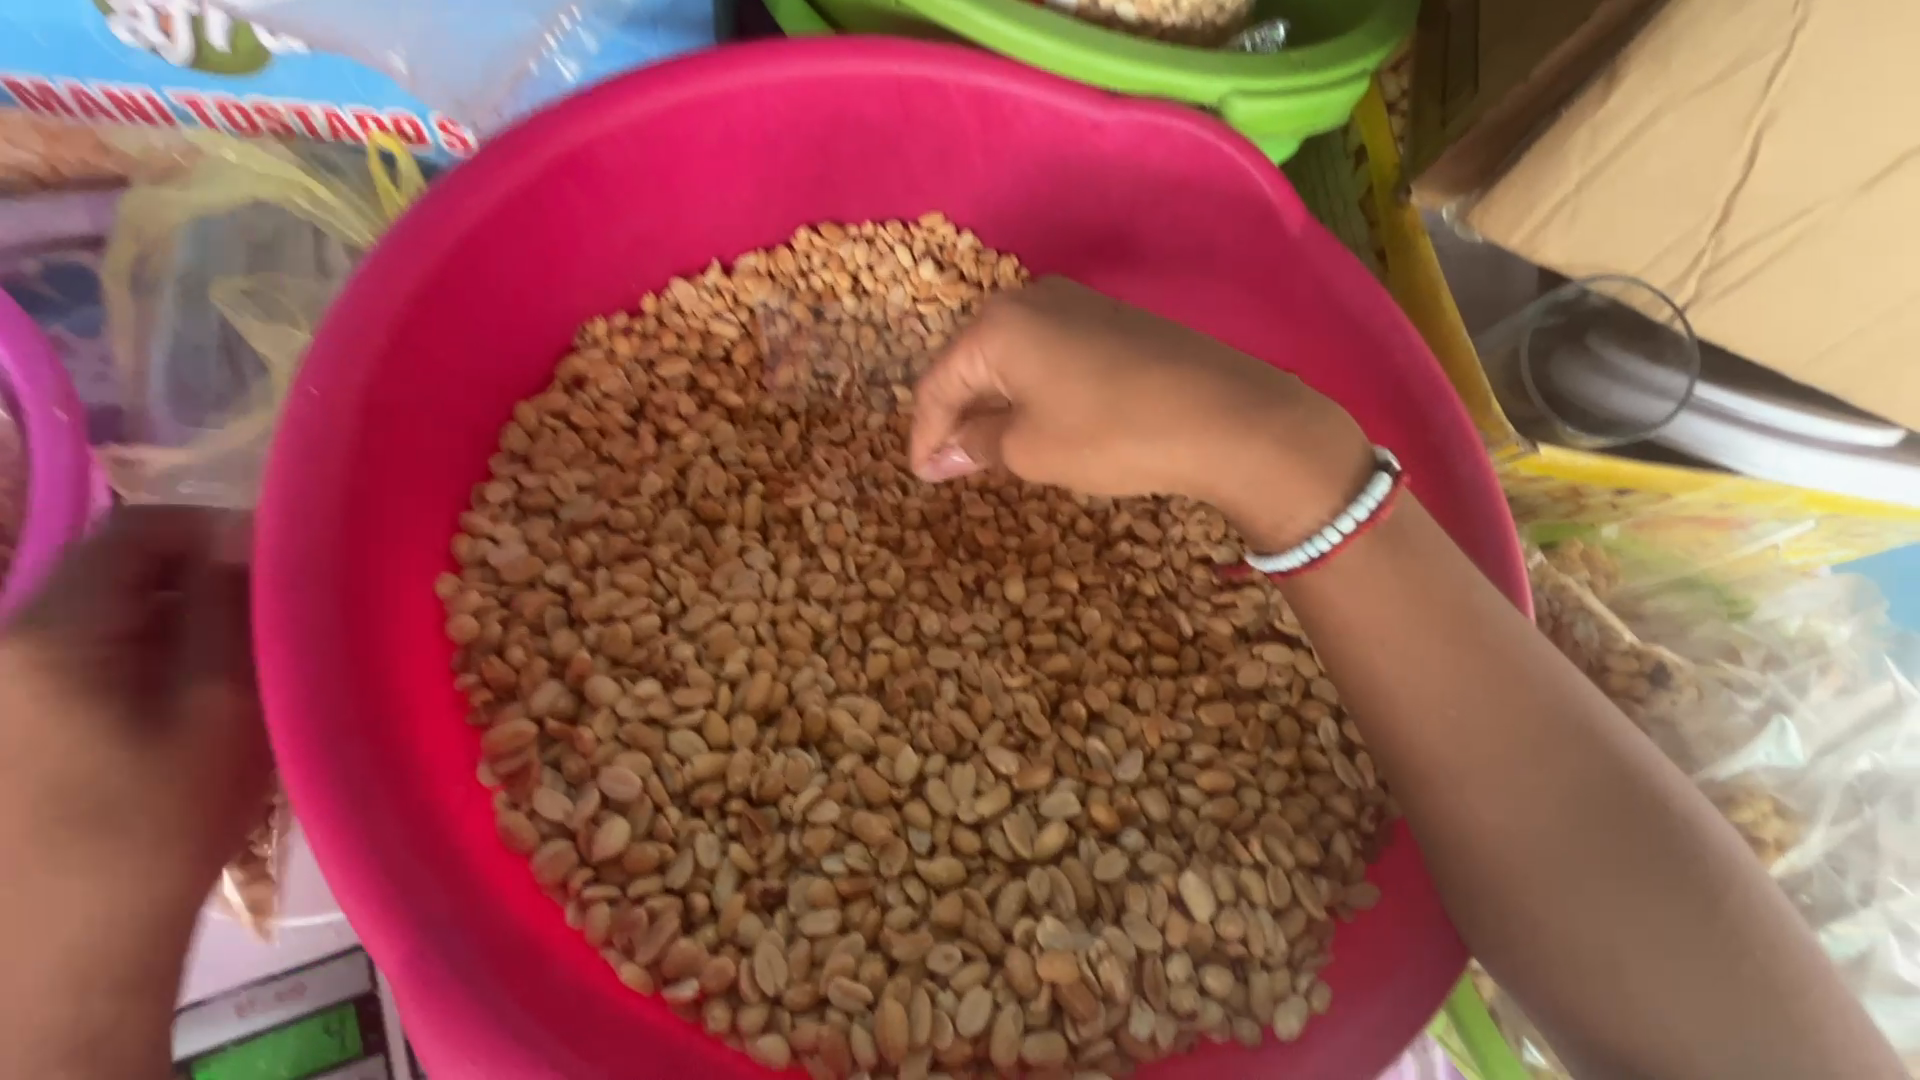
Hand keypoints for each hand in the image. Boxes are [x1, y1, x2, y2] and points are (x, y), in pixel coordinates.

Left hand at [0, 506, 268, 928]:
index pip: (140, 528)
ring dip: (178, 623)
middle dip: (205, 582)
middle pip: (120, 571)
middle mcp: (7, 644)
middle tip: (275, 626)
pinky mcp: (8, 723)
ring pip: (107, 617)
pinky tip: (183, 708)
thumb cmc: (158, 820)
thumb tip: (246, 534)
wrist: (61, 946)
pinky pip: (85, 659)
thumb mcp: (222, 707)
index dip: (222, 530)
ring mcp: (1, 687)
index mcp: (54, 632)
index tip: (286, 568)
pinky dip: (145, 660)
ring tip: (238, 670)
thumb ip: (231, 610)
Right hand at [909, 277, 1372, 547]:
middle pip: (971, 364)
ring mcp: (1076, 305)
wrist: (1225, 416)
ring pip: (1011, 359)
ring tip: (990, 450)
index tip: (922, 476)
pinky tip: (1038, 422)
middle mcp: (1030, 300)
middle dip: (958, 417)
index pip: (938, 385)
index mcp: (996, 326)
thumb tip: (944, 453)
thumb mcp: (1030, 450)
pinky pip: (1048, 356)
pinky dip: (1031, 392)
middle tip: (951, 466)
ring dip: (995, 405)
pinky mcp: (1110, 321)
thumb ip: (976, 444)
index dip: (924, 436)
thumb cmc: (1110, 434)